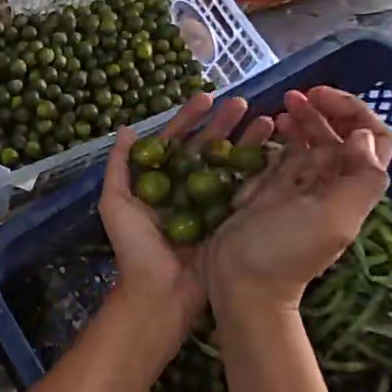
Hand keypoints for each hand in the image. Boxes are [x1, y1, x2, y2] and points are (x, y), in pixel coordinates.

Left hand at [100, 93, 273, 324]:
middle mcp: (186, 187)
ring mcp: (209, 203)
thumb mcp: (115, 203)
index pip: (175, 140)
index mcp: (159, 181)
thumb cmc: (134, 248)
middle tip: (243, 103)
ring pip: (229, 164)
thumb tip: (127, 129)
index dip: (189, 118)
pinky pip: (244, 191)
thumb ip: (119, 166)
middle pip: (206, 148)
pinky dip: (259, 171)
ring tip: (267, 121)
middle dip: (224, 124)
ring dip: (247, 141)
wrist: (160, 293)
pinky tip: (276, 151)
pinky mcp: (229, 220)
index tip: (207, 97)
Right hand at [203, 88, 391, 318]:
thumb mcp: (333, 218)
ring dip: (303, 117)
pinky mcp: (271, 188)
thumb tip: (361, 135)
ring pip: (312, 140)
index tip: (321, 98)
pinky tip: (268, 126)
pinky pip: (284, 153)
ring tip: (282, 105)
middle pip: (341, 134)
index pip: (373, 139)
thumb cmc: (286, 251)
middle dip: (325, 108)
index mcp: (352, 188)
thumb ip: (360, 178)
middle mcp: (331, 183)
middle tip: (295, 95)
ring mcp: (300, 185)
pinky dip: (280, 135)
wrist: (242, 281)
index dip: (354, 111)